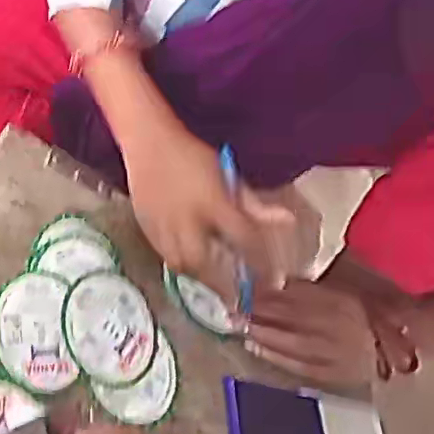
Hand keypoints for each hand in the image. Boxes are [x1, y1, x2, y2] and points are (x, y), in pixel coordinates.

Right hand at [123, 127, 292, 297]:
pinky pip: (163, 254)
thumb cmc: (191, 155)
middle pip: (205, 263)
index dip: (261, 263)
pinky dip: (179, 262)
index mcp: (213, 203)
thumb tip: (287, 222)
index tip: (272, 279)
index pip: (243, 240)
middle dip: (222, 282)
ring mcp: (163, 225)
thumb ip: (253, 203)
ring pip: (181, 264)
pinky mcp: (146, 226)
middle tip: (236, 291)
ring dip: (200, 276)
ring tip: (212, 280)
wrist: (148, 142)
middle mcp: (188, 219)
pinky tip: (188, 261)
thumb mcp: (226, 173)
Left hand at [246, 280, 416, 385]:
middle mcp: (342, 326)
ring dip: (262, 334)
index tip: (242, 288)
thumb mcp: (338, 288)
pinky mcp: (339, 375)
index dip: (267, 292)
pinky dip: (276, 357)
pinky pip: (302, 366)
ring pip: (293, 342)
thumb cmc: (362, 311)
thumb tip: (267, 279)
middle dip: (259, 312)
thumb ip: (306, 285)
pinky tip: (255, 347)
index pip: (298, 294)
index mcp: (342, 300)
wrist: (399, 344)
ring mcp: (340, 353)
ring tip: (238, 326)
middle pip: (292, 317)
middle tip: (232, 308)